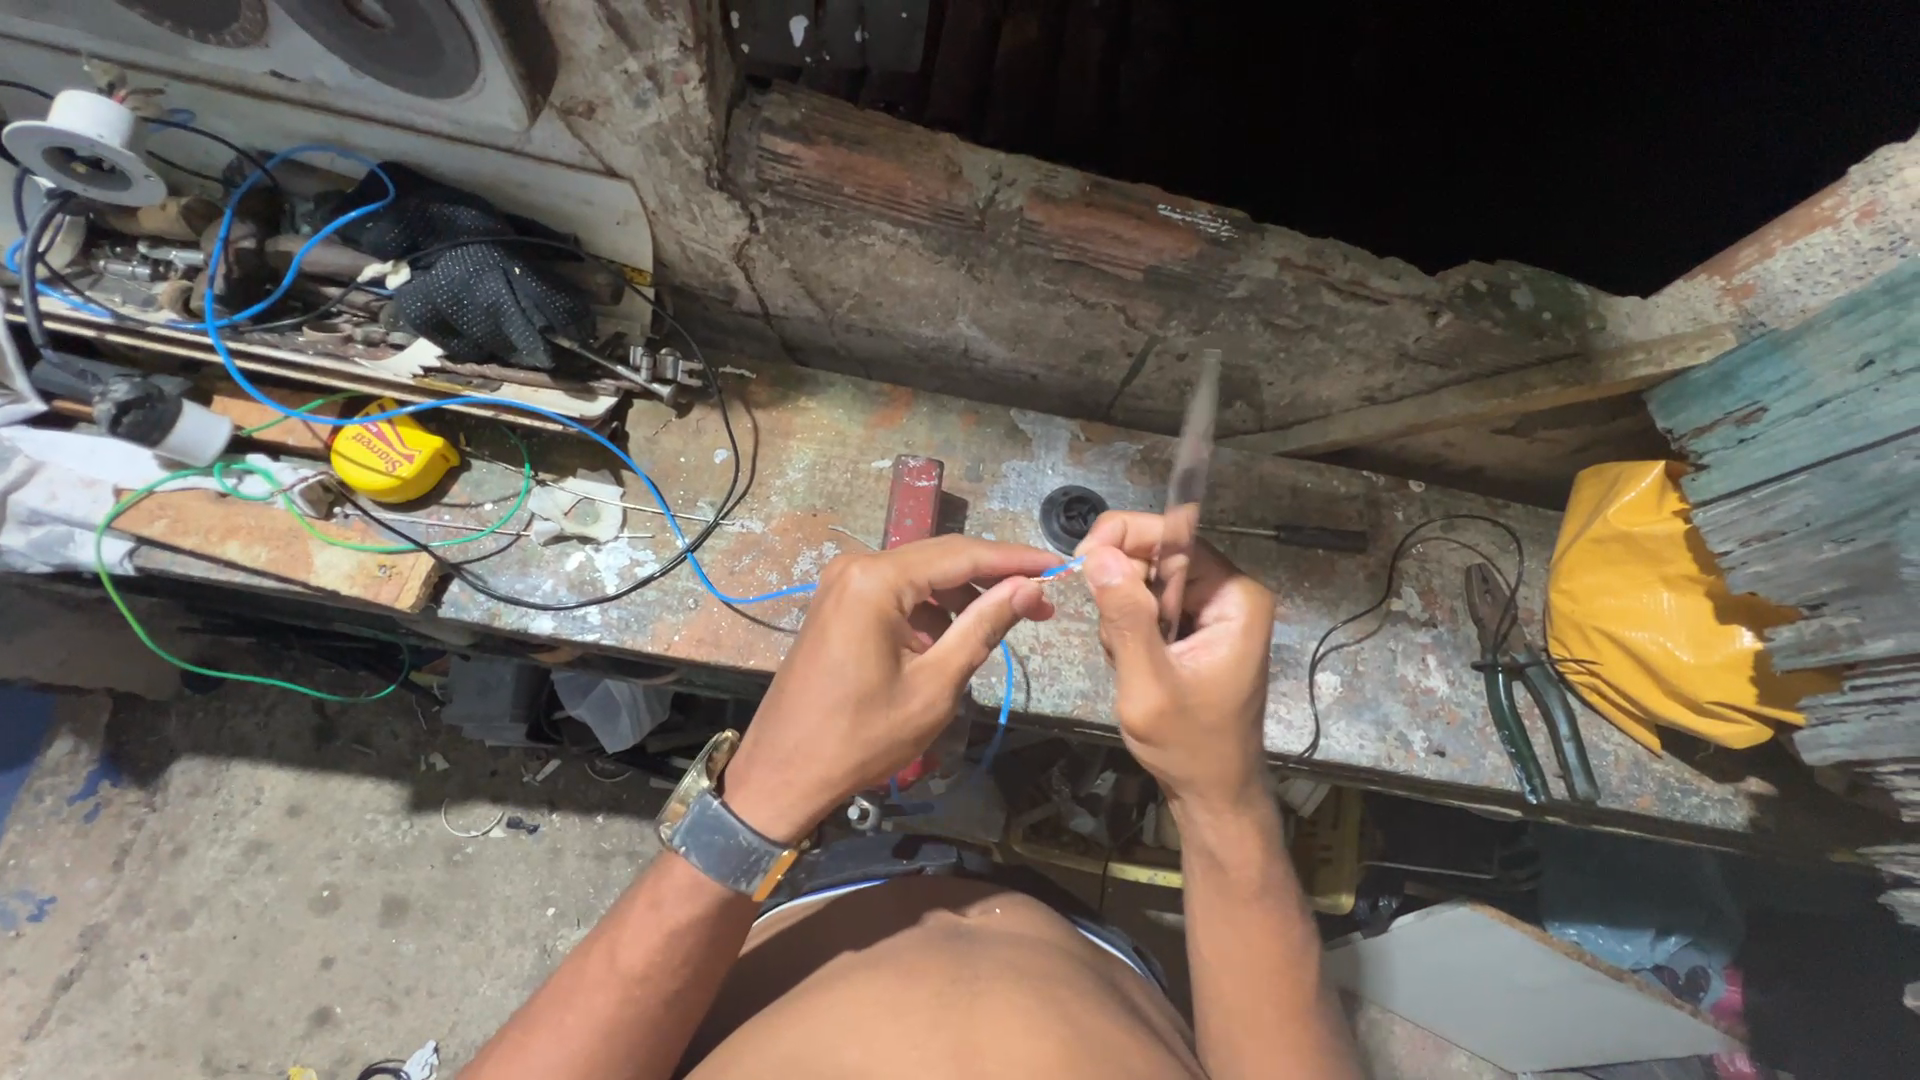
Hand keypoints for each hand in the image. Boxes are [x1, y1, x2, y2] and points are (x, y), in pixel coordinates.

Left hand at [722, 536, 1061, 842]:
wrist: (782, 773)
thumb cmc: (860, 736)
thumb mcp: (934, 685)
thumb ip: (983, 627)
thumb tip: (1030, 587)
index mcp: (876, 579)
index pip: (961, 554)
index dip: (1015, 559)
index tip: (1058, 566)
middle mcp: (856, 567)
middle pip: (940, 559)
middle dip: (992, 579)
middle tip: (1041, 603)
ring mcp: (842, 584)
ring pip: (920, 577)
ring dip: (961, 598)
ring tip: (1005, 623)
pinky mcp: (838, 605)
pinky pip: (896, 595)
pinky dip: (930, 612)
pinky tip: (953, 639)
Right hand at [1076, 512, 1275, 814]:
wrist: (1212, 794)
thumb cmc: (1188, 747)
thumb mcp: (1148, 685)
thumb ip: (1125, 617)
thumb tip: (1098, 554)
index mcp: (1235, 598)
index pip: (1175, 534)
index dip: (1125, 536)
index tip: (1083, 562)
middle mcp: (1230, 594)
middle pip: (1160, 553)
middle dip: (1121, 585)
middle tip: (1110, 634)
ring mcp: (1213, 611)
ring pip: (1148, 579)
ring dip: (1122, 612)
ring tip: (1126, 661)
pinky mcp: (1196, 628)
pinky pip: (1151, 604)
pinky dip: (1129, 628)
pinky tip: (1132, 664)